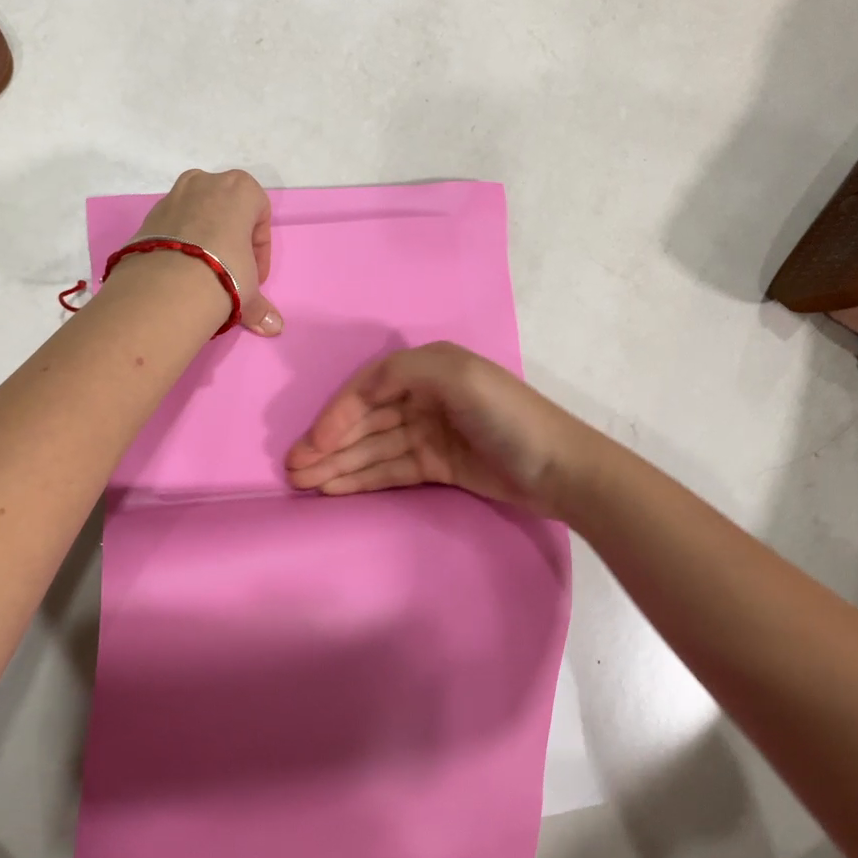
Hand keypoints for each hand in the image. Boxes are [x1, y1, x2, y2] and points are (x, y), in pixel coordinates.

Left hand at [123, 169, 283, 336]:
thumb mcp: (248, 290)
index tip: (255, 275)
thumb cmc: (224, 273)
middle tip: (231, 270)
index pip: (260, 217)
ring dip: (204, 239)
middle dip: (231, 239)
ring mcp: (173, 195)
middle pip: (227, 210)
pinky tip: (179, 270)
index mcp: (240, 187)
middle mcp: (206, 181)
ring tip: (203, 272)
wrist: (166, 284)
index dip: (260, 251)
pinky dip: (179, 243)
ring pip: (197, 215)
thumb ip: (261, 305)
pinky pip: (173, 226)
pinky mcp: (149, 215)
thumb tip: (274, 327)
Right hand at [284, 342, 599, 518]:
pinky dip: (360, 478)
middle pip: (364, 422)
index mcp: (426, 369)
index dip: (335, 416)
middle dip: (327, 445)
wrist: (564, 471)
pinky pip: (388, 469)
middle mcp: (422, 397)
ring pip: (371, 448)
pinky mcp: (435, 465)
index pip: (367, 390)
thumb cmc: (508, 417)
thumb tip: (359, 394)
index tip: (312, 445)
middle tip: (293, 470)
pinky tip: (333, 489)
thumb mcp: (457, 376)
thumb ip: (402, 372)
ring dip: (336, 465)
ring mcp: (428, 433)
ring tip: (303, 485)